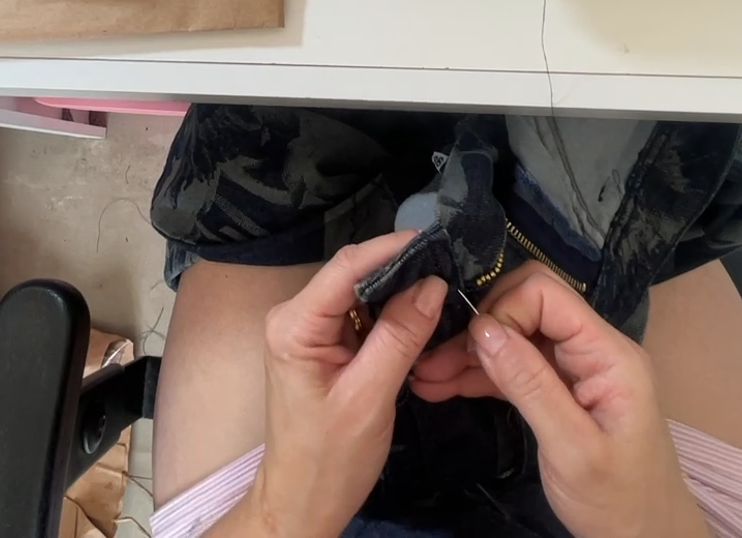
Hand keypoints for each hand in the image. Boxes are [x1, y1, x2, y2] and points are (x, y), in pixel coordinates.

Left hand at [215, 232, 447, 537]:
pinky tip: (418, 308)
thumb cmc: (330, 458)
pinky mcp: (321, 342)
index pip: (345, 267)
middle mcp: (294, 314)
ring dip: (396, 286)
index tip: (434, 240)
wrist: (303, 502)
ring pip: (357, 291)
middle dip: (398, 265)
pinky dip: (388, 310)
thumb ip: (400, 337)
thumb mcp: (370, 397)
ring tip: (440, 279)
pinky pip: (357, 313)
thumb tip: (433, 285)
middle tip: (447, 261)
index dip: (390, 248)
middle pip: (350, 273)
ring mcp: (307, 327)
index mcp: (294, 323)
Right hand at [410, 264, 706, 537]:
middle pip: (522, 304)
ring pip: (510, 334)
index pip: (544, 293)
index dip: (503, 309)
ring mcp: (572, 366)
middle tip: (439, 356)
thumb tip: (481, 327)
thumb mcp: (573, 450)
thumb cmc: (620, 502)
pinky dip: (476, 372)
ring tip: (425, 373)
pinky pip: (511, 363)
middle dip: (478, 326)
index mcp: (606, 351)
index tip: (476, 347)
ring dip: (467, 352)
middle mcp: (589, 347)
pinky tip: (441, 384)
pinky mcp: (556, 386)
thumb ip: (529, 384)